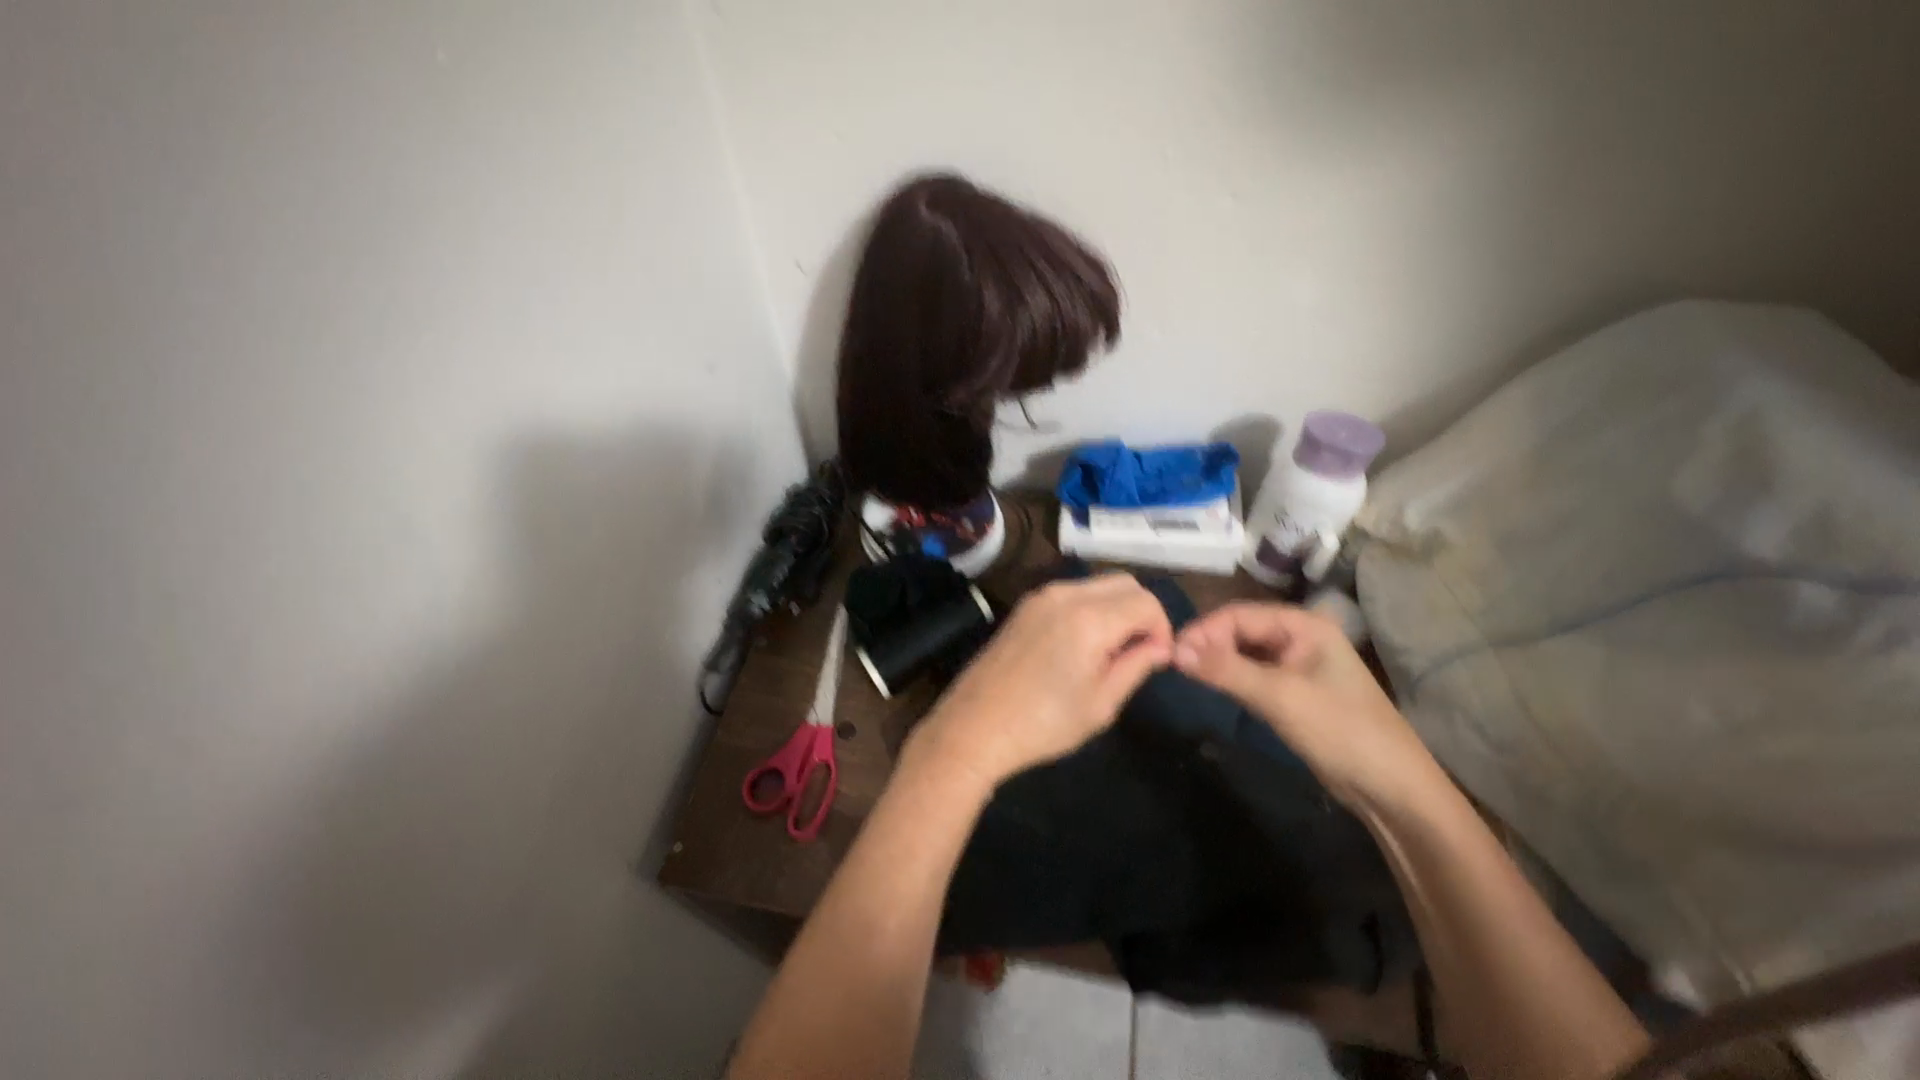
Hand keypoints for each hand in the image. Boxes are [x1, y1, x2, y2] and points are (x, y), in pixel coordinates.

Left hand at [911, 574, 1173, 787]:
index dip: (1162, 628)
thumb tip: (1160, 646)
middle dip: (1142, 611)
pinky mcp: (1025, 606)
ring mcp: (1041, 597)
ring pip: (1098, 584)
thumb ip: (1136, 666)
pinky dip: (1091, 608)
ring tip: (1111, 651)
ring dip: (1116, 608)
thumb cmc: (1044, 724)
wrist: (975, 727)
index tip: (1157, 659)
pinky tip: (1082, 645)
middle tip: (1139, 651)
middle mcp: (1066, 595)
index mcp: (1090, 618)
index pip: (1146, 602)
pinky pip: (1072, 593)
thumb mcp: (1101, 704)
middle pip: (1125, 582)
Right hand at [1171, 602, 1443, 810]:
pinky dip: (1231, 678)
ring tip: (1187, 677)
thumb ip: (1226, 670)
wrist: (1390, 787)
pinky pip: (1253, 674)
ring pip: (1244, 652)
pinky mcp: (1295, 693)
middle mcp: (1300, 637)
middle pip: (1240, 629)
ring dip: (1217, 661)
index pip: (1238, 614)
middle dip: (1208, 643)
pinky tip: (1213, 688)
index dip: (1203, 630)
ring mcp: (1298, 665)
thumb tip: (1175, 650)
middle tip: (1174, 667)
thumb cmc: (1340, 731)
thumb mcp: (1279, 697)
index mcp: (1304, 625)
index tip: (1170, 654)